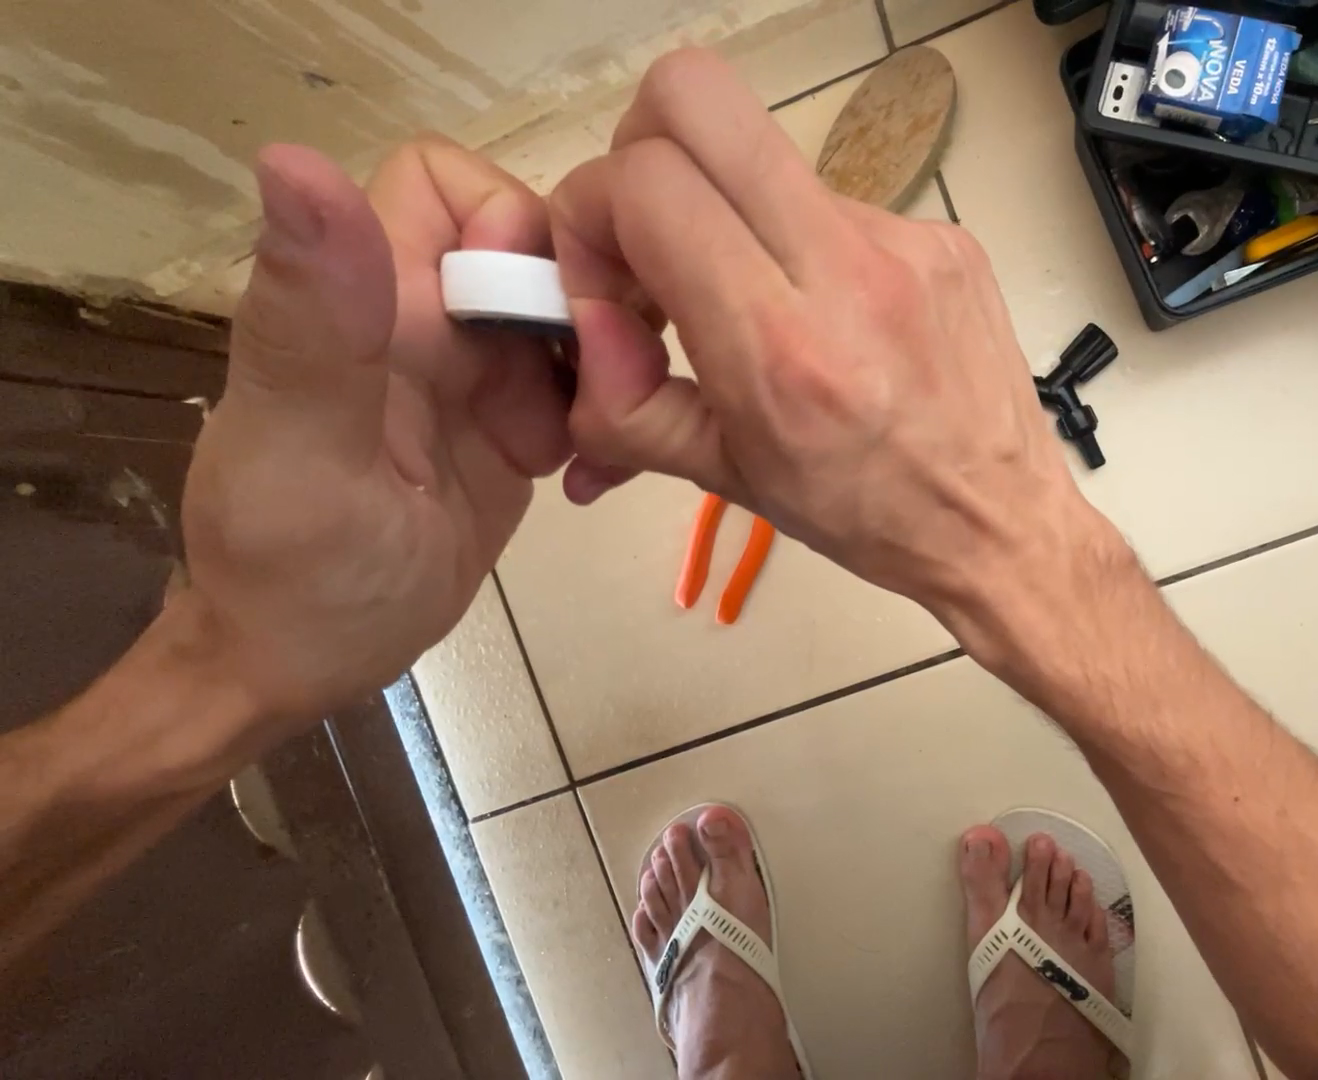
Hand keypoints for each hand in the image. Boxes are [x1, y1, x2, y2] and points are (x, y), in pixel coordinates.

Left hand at [180, 137, 570, 729]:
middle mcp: (438, 323)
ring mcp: (489, 378)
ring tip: (600, 451)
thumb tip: (296, 162)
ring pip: (585, 325)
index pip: (460, 190)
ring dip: (616, 376)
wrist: (322, 653)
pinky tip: (596, 479)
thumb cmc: (298, 567)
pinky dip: (613, 423)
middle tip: (609, 394)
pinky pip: (594, 392)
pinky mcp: (527, 427)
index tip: (554, 312)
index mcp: (376, 302)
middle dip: (594, 311)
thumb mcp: (303, 453)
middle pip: (546, 257)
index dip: (519, 226)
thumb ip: (315, 323)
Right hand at [549, 49, 1116, 633]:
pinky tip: (831, 314)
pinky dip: (806, 243)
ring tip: (757, 302)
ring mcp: (909, 243)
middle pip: (695, 97)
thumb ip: (630, 402)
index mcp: (782, 348)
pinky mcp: (947, 240)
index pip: (643, 184)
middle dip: (641, 152)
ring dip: (733, 214)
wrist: (998, 523)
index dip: (593, 214)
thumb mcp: (731, 480)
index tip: (612, 279)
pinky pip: (839, 202)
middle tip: (657, 239)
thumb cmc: (871, 517)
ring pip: (769, 157)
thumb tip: (591, 321)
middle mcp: (848, 273)